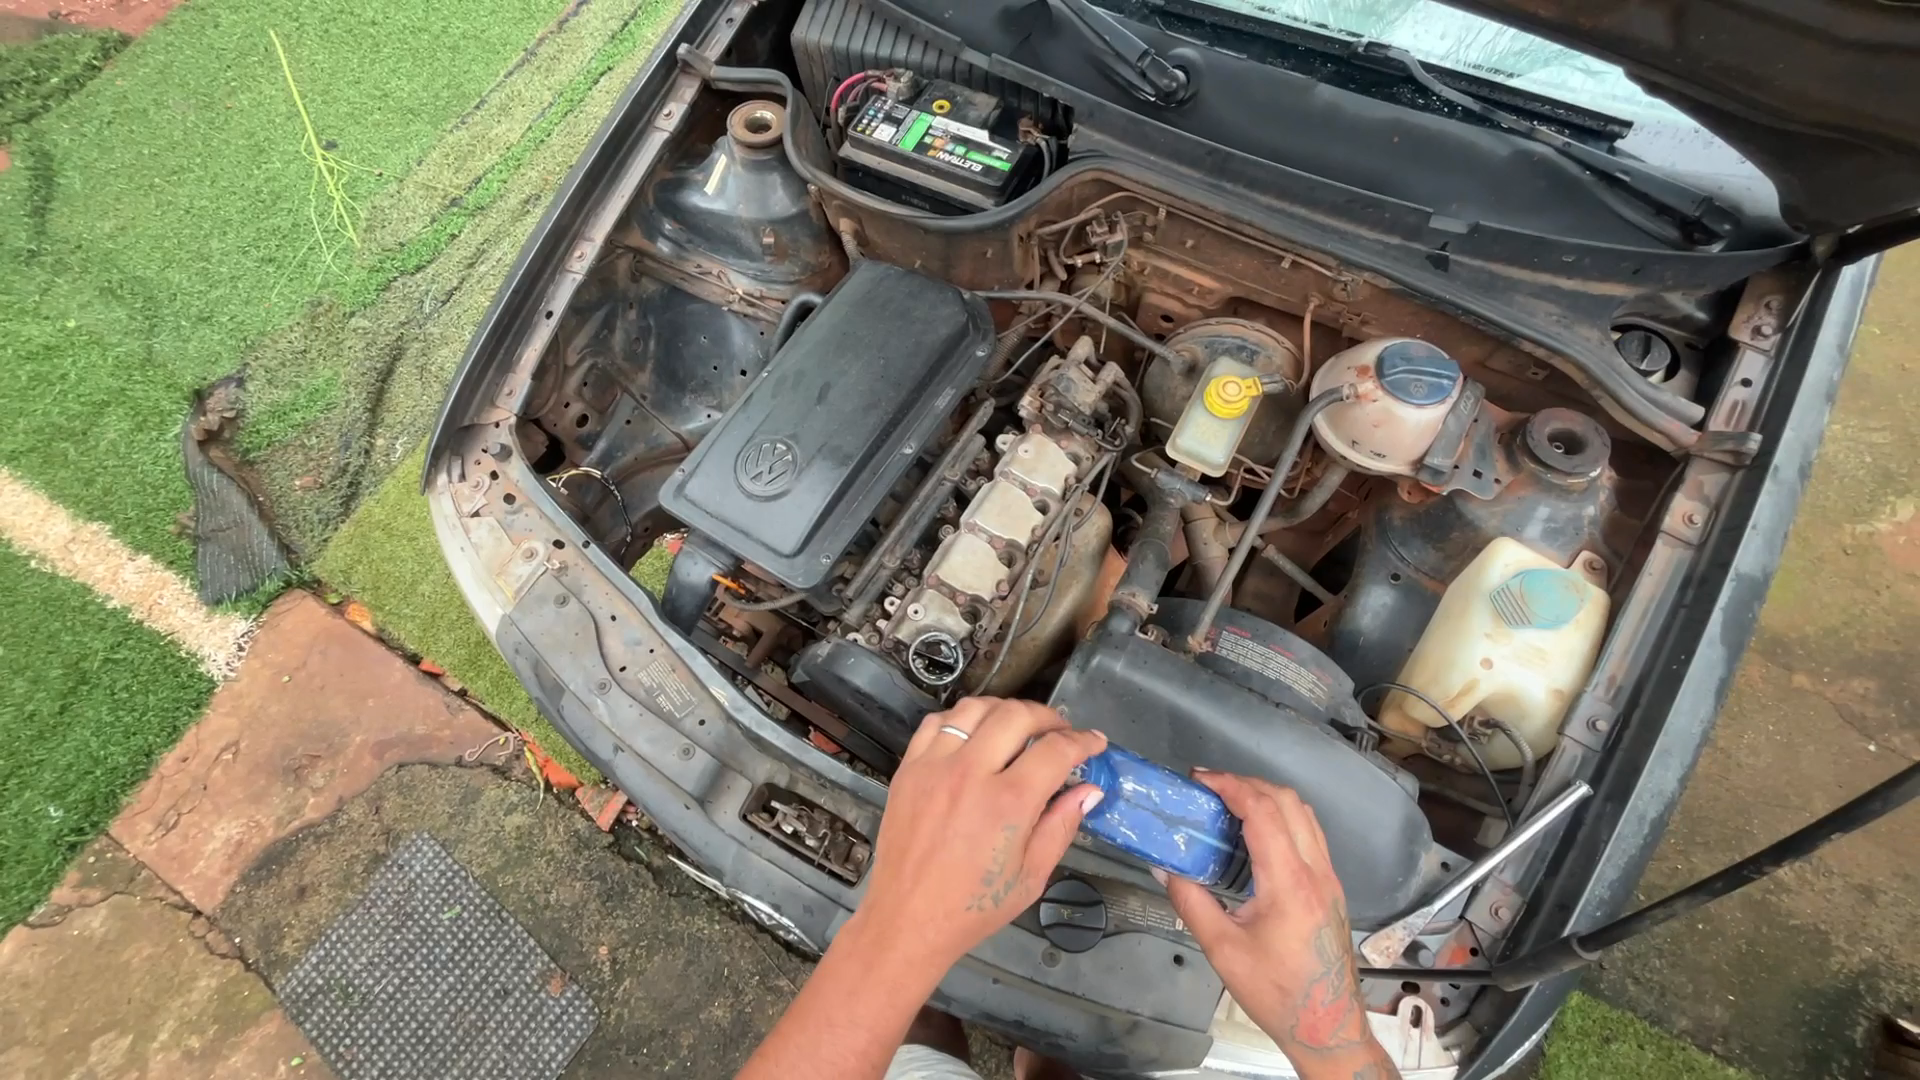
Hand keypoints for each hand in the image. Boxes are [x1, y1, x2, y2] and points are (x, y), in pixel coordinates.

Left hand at [851, 698, 1107, 970]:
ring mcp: (935, 765)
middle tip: (1060, 731)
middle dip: (1048, 717)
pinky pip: (938, 722)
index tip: (1095, 742)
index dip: (1083, 740)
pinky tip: (974, 733)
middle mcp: (971, 772)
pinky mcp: (910, 767)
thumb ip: (1062, 825)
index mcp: (1007, 802)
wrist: (908, 917)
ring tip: (1020, 725)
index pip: (1055, 749)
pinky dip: (962, 718)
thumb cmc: (974, 905)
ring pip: (976, 708)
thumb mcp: (1031, 876)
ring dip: (1005, 709)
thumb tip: (1090, 790)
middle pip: (1017, 715)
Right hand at [1162, 771, 1393, 1077]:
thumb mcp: (1221, 949)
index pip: (1263, 811)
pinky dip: (1281, 815)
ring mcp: (1328, 877)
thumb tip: (1162, 865)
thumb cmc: (1276, 992)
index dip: (1230, 785)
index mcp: (1289, 883)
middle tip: (1209, 787)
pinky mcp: (1331, 886)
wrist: (1330, 1030)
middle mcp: (1315, 871)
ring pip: (1303, 812)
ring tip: (1229, 801)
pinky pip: (1309, 831)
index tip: (1200, 780)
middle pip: (1286, 800)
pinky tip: (1255, 830)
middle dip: (1245, 783)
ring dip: (1265, 796)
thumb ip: (1189, 900)